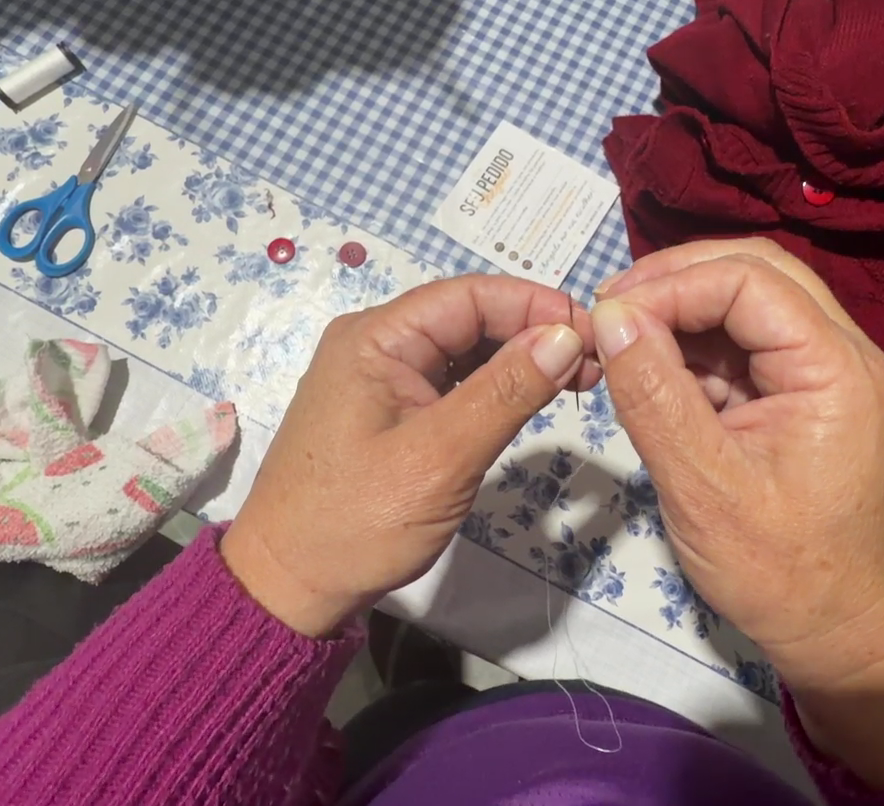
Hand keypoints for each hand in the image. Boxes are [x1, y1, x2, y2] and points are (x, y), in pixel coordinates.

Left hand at [222, 276, 596, 637]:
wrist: (289, 587)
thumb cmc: (359, 522)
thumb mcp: (442, 456)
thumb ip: (507, 391)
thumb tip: (567, 335)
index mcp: (378, 337)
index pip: (470, 295)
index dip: (536, 305)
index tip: (593, 332)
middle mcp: (378, 342)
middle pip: (469, 317)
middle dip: (534, 332)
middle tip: (595, 364)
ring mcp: (383, 376)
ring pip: (465, 349)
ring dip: (520, 360)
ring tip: (577, 381)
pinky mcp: (392, 408)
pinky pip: (453, 381)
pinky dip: (495, 386)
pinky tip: (533, 398)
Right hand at [592, 239, 883, 786]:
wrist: (834, 635)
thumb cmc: (777, 572)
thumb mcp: (702, 487)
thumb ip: (653, 394)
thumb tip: (609, 316)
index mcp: (835, 369)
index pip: (750, 282)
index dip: (672, 285)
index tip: (607, 314)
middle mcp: (840, 354)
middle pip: (755, 273)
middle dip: (676, 279)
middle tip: (610, 306)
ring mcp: (822, 371)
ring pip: (745, 301)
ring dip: (678, 308)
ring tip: (619, 331)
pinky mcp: (797, 392)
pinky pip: (739, 343)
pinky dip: (689, 344)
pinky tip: (649, 363)